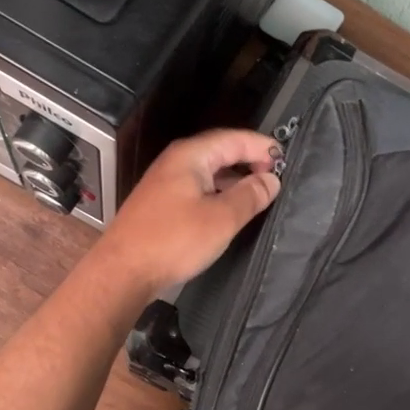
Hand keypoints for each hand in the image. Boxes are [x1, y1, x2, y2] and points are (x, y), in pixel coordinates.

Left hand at [87, 128, 281, 295]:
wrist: (123, 271)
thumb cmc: (173, 241)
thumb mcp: (222, 218)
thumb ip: (250, 195)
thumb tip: (271, 180)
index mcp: (191, 156)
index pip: (235, 138)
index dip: (262, 147)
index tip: (286, 161)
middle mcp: (177, 162)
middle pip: (222, 152)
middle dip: (250, 161)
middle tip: (277, 178)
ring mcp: (167, 182)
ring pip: (210, 172)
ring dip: (236, 180)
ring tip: (261, 195)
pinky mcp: (163, 204)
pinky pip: (199, 189)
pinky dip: (220, 194)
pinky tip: (232, 211)